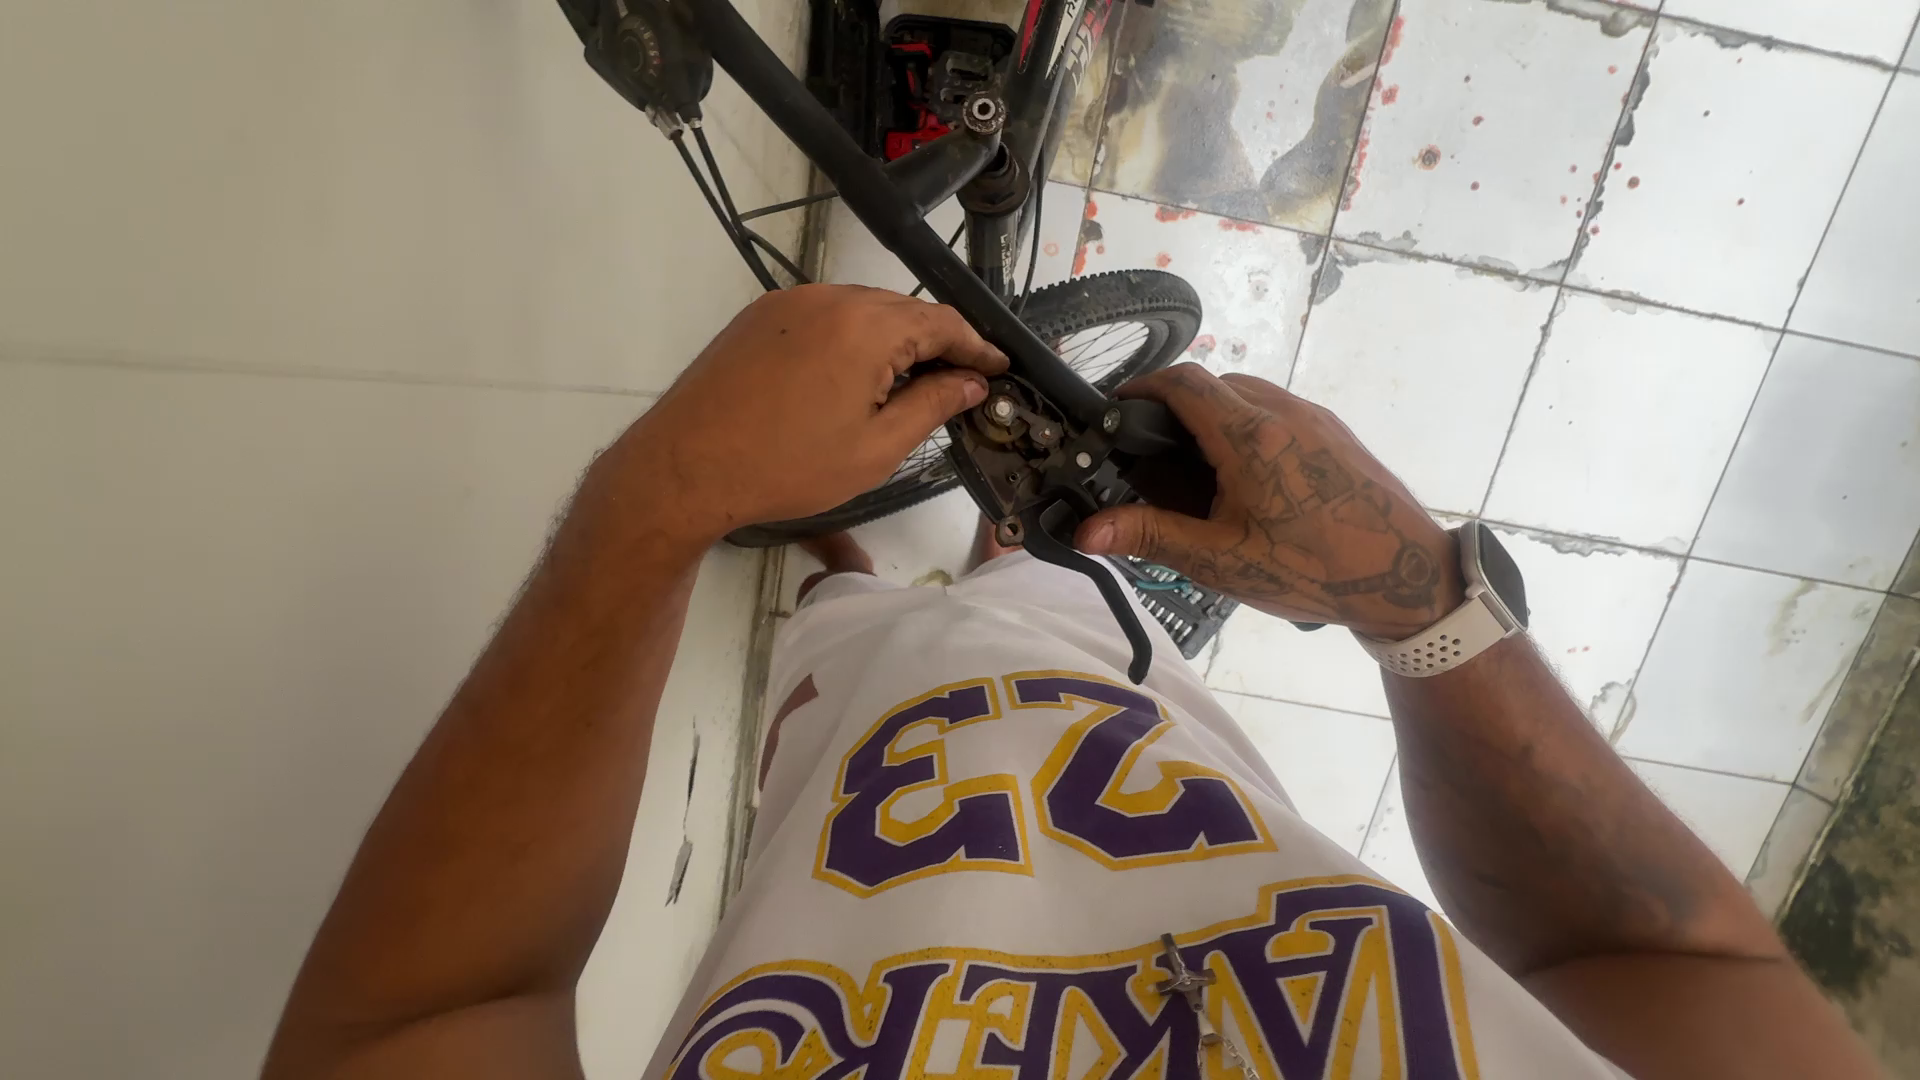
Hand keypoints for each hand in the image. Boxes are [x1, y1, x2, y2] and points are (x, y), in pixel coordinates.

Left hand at [592, 285, 1006, 547]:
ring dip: (894, 341)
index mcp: (866, 327)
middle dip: (938, 343)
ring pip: (863, 311)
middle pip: (904, 310)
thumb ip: (932, 407)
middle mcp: (829, 298)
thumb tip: (970, 383)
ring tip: (908, 385)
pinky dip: (853, 339)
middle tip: (958, 382)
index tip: (998, 367)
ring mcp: (789, 303)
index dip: (977, 346)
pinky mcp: (760, 317)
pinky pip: (825, 316)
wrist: (685, 467)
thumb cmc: (787, 466)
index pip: (943, 322)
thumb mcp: (876, 448)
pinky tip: (854, 377)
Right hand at [1076, 364, 1463, 639]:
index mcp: (1249, 437)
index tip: (1116, 407)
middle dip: (1174, 406)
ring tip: (1194, 465)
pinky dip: (1244, 425)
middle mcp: (1282, 413)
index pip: (1183, 382)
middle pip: (1214, 384)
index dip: (1142, 386)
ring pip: (1247, 394)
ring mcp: (1314, 418)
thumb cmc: (1309, 569)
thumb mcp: (1220, 559)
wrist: (1409, 578)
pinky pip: (1276, 410)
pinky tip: (1244, 476)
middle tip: (1151, 450)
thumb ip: (1149, 535)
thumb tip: (1085, 533)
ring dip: (1212, 415)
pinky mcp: (1335, 432)